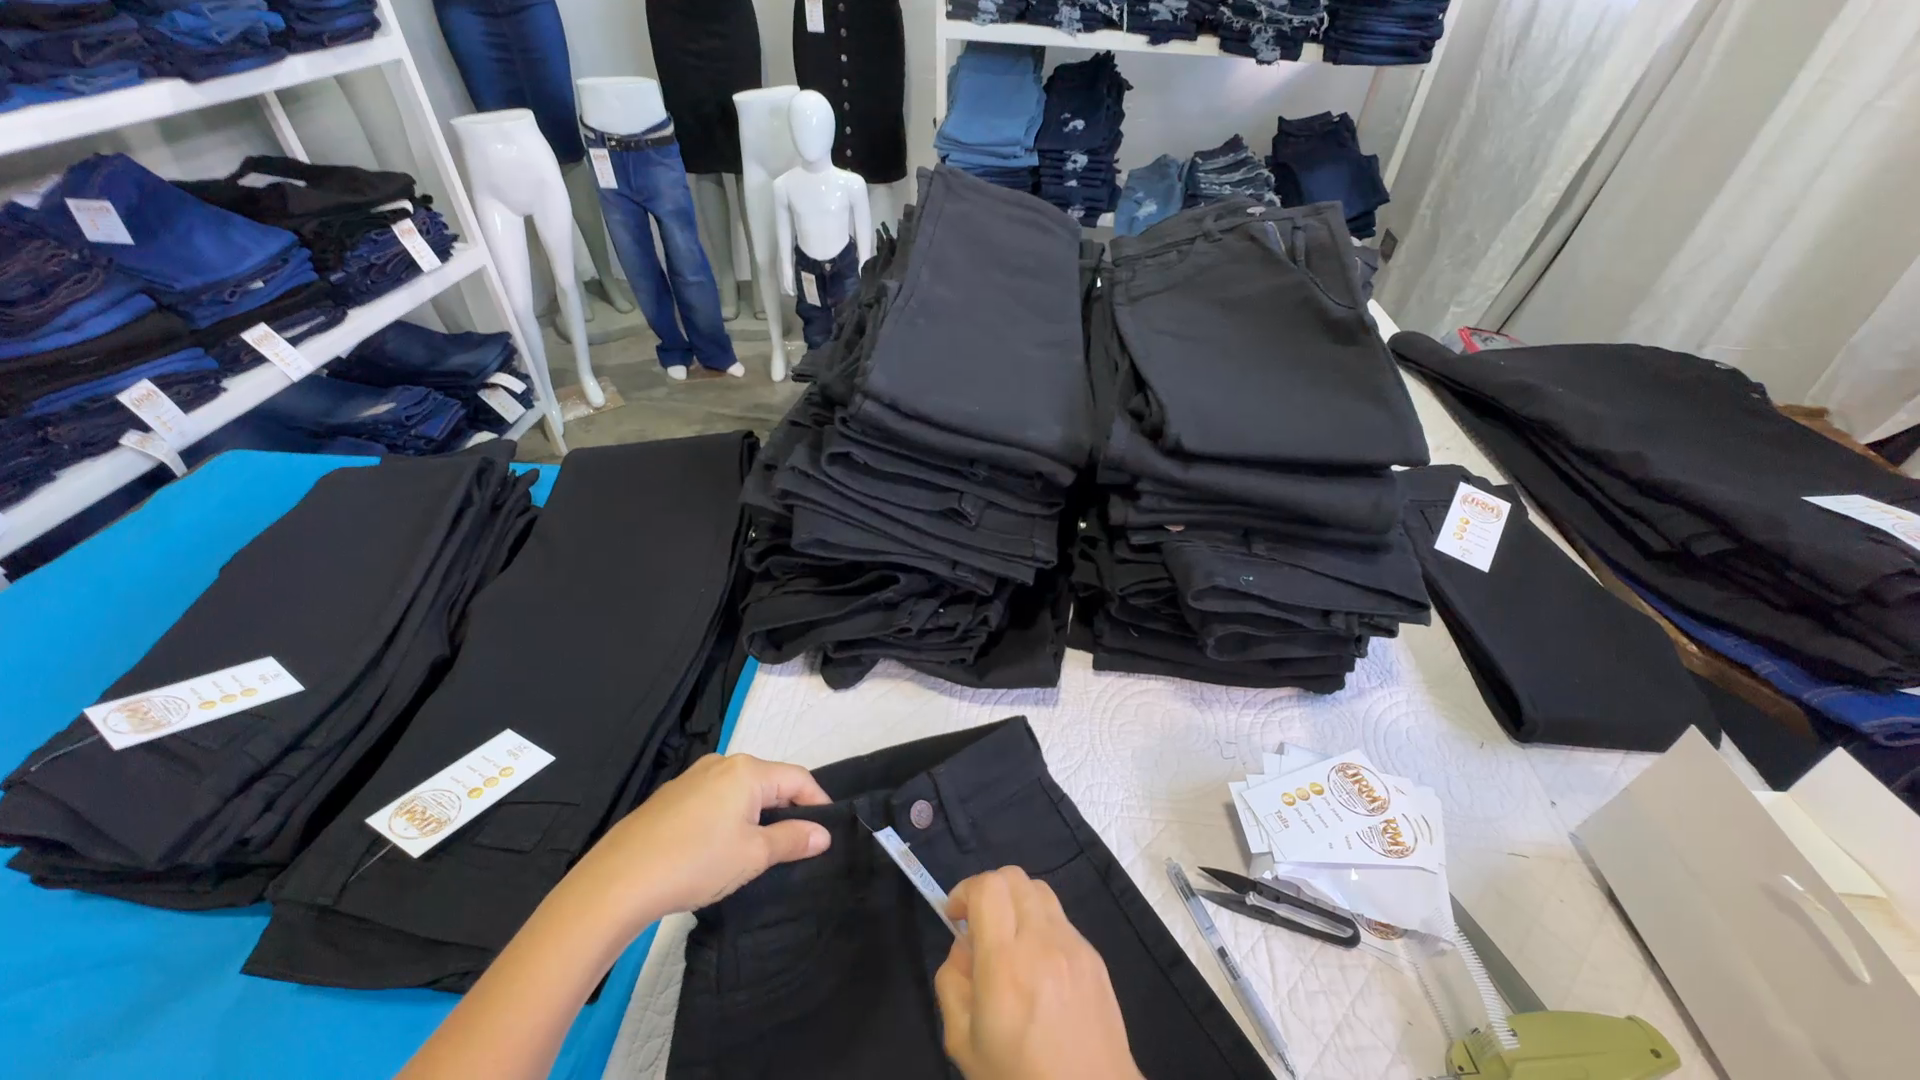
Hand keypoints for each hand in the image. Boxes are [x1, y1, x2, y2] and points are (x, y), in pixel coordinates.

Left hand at [556, 753, 832, 939]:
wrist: (619, 881)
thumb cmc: (696, 862)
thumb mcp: (754, 855)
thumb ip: (793, 839)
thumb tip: (823, 833)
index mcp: (747, 771)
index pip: (798, 778)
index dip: (818, 803)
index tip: (827, 833)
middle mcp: (721, 763)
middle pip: (769, 781)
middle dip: (787, 809)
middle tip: (797, 845)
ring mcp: (691, 778)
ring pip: (740, 791)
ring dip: (757, 815)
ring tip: (761, 851)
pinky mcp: (670, 798)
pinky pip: (714, 800)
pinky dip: (729, 818)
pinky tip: (720, 849)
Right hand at [934, 867, 1144, 1079]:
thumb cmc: (1019, 1077)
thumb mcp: (962, 1042)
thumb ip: (951, 983)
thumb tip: (964, 947)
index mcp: (1005, 966)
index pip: (988, 888)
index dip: (965, 891)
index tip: (955, 916)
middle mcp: (1043, 943)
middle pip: (1013, 877)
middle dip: (988, 891)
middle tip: (978, 926)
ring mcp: (1074, 946)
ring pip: (1039, 891)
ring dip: (1015, 903)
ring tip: (1008, 941)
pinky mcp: (1095, 956)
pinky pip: (1061, 919)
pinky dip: (1040, 925)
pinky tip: (1038, 965)